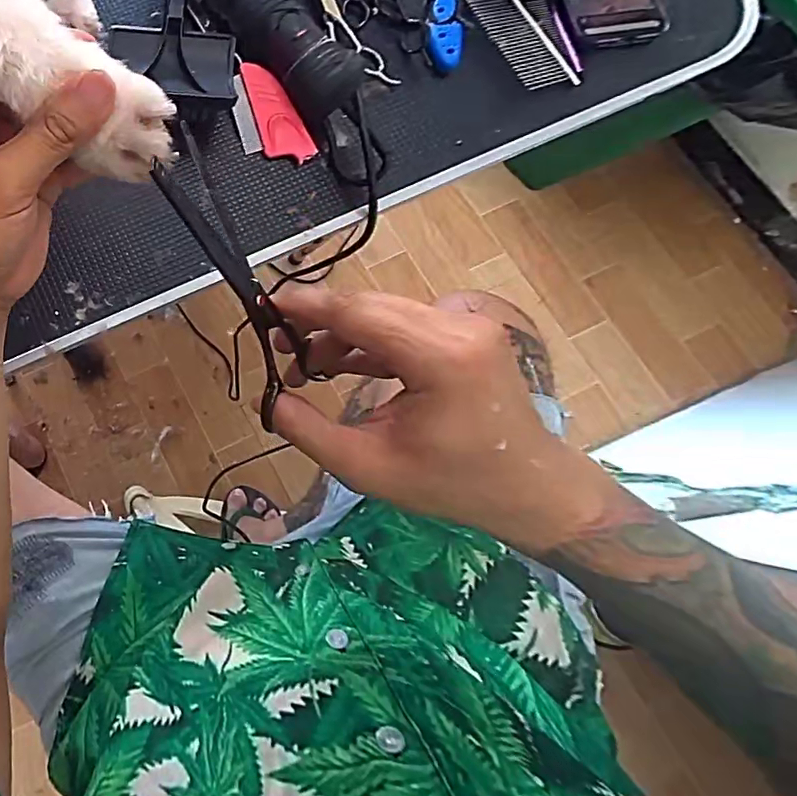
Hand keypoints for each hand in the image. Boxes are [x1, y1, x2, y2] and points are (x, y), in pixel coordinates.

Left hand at [0, 69, 116, 315]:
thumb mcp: (7, 178)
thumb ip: (54, 131)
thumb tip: (98, 84)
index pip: (2, 71)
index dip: (42, 57)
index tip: (87, 46)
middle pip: (35, 97)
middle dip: (75, 92)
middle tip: (120, 78)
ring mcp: (15, 157)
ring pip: (58, 128)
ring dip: (92, 124)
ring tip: (134, 110)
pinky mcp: (39, 182)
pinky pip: (70, 158)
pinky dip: (96, 155)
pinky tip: (126, 147)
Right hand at [266, 287, 633, 545]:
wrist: (529, 489)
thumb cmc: (453, 485)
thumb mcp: (369, 468)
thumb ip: (309, 431)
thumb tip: (267, 399)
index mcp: (442, 356)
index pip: (360, 312)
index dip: (308, 306)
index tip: (267, 306)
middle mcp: (459, 326)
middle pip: (370, 306)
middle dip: (318, 322)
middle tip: (278, 345)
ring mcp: (467, 325)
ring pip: (385, 313)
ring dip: (341, 333)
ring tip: (303, 365)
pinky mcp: (466, 332)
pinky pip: (405, 325)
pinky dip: (369, 341)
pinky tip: (338, 365)